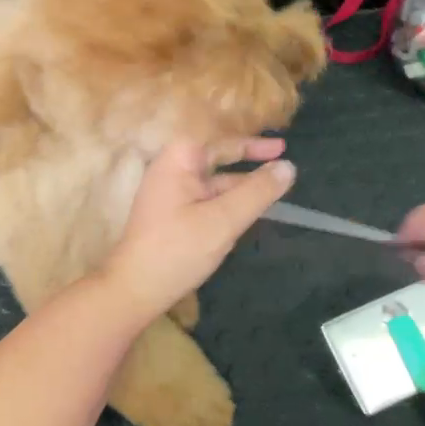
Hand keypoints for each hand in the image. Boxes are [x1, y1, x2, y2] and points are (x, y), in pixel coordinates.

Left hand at [97, 138, 296, 319]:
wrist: (136, 287)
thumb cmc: (179, 248)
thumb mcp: (224, 219)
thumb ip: (257, 192)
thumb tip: (288, 167)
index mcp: (177, 160)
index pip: (217, 138)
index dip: (250, 140)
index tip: (282, 147)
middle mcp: (170, 170)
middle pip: (215, 157)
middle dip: (248, 159)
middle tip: (284, 160)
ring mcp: (169, 194)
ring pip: (212, 181)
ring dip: (241, 183)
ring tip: (277, 189)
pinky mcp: (172, 215)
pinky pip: (205, 199)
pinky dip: (228, 201)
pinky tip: (250, 212)